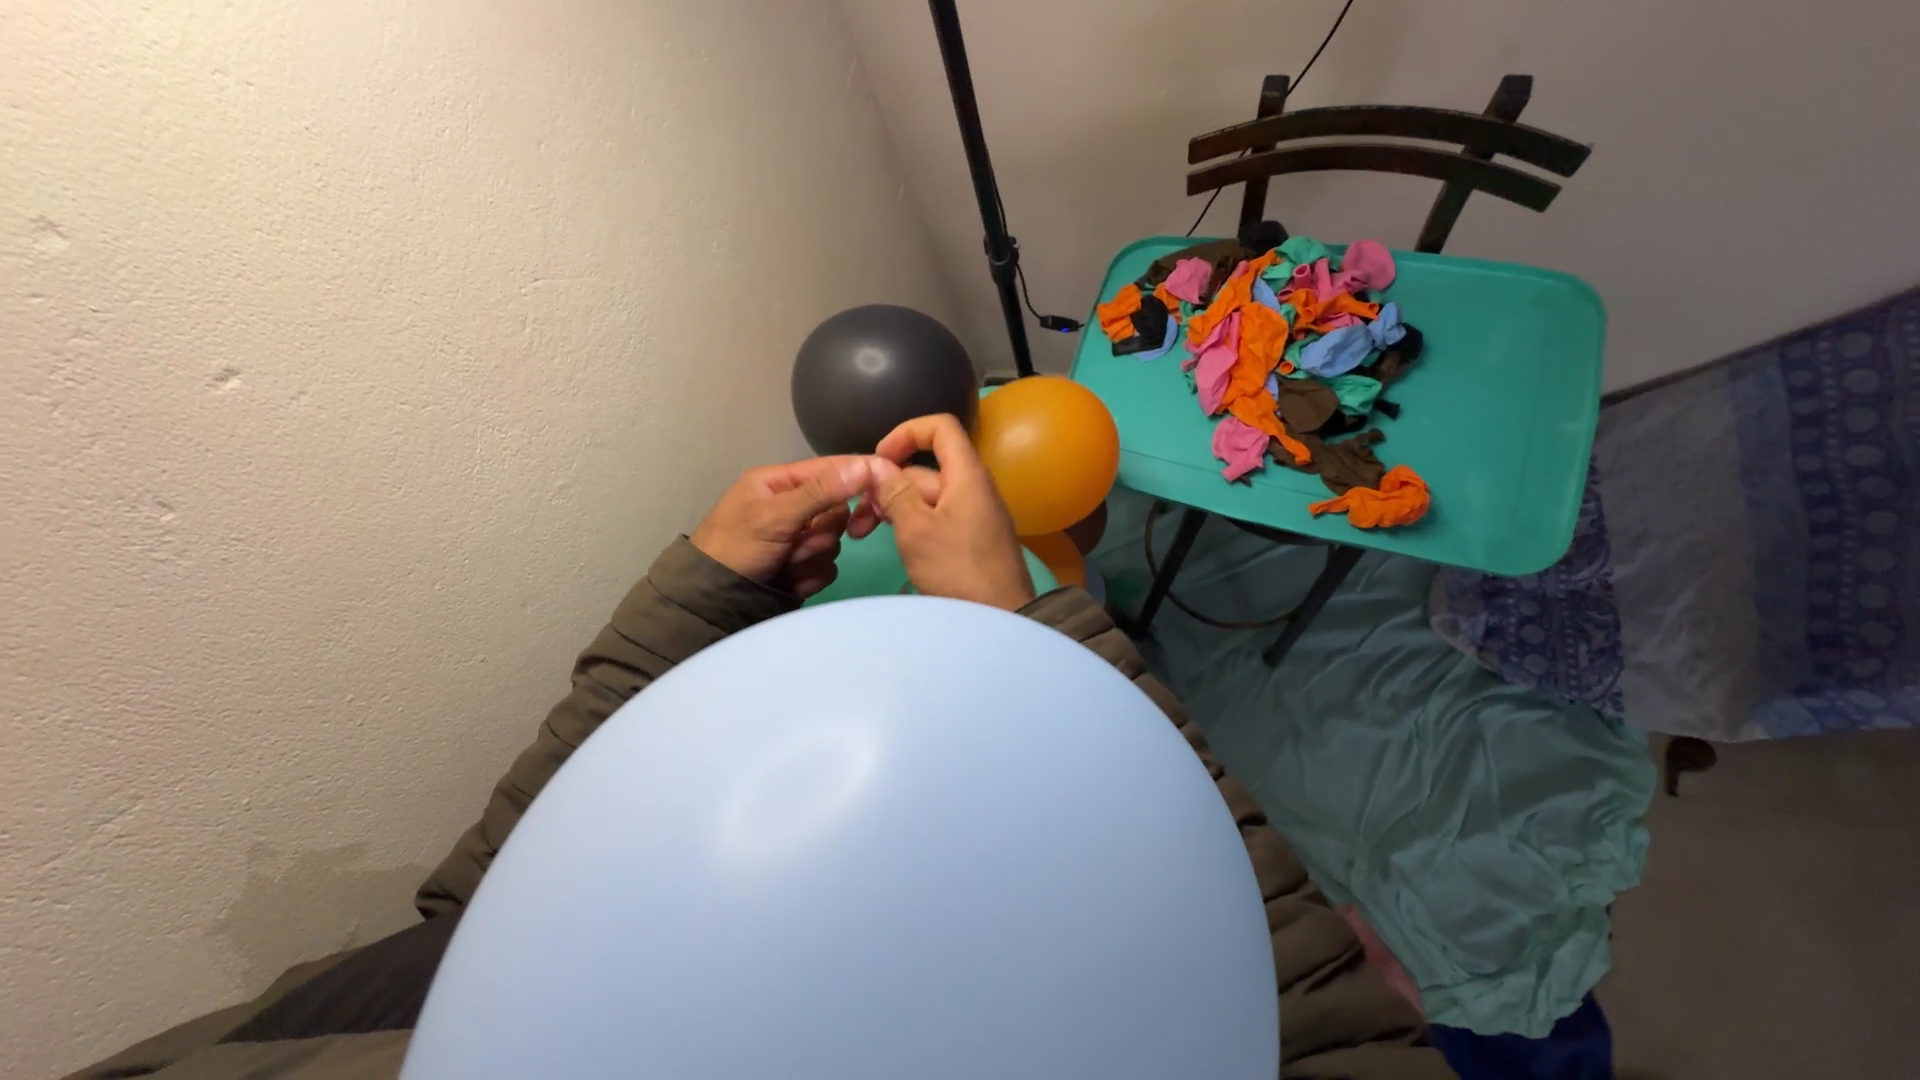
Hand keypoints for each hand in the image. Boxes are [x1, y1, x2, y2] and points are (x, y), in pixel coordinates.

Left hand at [690, 456, 877, 599]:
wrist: (712, 602)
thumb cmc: (735, 547)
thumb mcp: (775, 515)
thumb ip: (820, 492)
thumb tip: (865, 466)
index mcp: (780, 482)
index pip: (831, 468)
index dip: (857, 476)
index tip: (884, 482)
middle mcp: (792, 506)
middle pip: (838, 511)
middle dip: (822, 531)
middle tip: (800, 542)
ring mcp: (798, 538)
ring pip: (835, 542)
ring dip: (812, 556)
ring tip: (785, 562)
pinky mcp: (803, 566)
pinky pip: (828, 566)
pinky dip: (810, 575)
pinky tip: (788, 578)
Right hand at [851, 414, 1034, 611]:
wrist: (1001, 617)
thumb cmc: (958, 569)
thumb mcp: (916, 530)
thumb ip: (894, 493)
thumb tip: (875, 465)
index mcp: (966, 474)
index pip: (940, 427)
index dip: (906, 433)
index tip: (878, 459)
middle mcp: (972, 487)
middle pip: (924, 468)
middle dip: (887, 485)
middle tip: (856, 515)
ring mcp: (973, 514)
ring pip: (926, 497)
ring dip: (893, 507)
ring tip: (861, 533)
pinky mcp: (970, 538)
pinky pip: (936, 517)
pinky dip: (910, 523)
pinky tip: (890, 541)